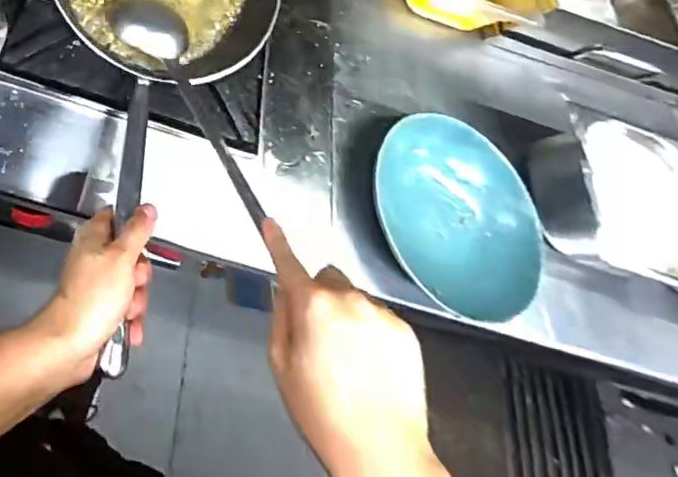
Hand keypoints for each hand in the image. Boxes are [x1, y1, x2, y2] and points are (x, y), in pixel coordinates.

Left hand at [26, 205, 155, 386]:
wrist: (70, 343)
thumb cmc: (95, 294)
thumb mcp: (121, 257)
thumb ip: (137, 231)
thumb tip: (147, 206)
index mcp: (93, 236)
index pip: (117, 218)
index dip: (134, 230)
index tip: (141, 246)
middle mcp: (93, 256)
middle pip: (130, 256)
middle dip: (139, 277)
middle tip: (133, 283)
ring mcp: (95, 284)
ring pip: (130, 286)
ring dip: (136, 302)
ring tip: (127, 313)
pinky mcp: (99, 309)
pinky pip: (124, 309)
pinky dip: (129, 321)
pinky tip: (129, 331)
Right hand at [262, 219, 445, 476]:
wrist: (382, 453)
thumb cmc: (323, 413)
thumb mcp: (281, 364)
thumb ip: (280, 318)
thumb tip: (286, 295)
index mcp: (312, 305)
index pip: (289, 263)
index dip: (277, 242)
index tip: (270, 223)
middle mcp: (348, 300)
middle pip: (325, 280)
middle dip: (318, 295)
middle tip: (317, 335)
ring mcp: (380, 314)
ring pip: (353, 298)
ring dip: (346, 314)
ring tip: (349, 359)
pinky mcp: (406, 332)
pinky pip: (378, 317)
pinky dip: (370, 331)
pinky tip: (370, 365)